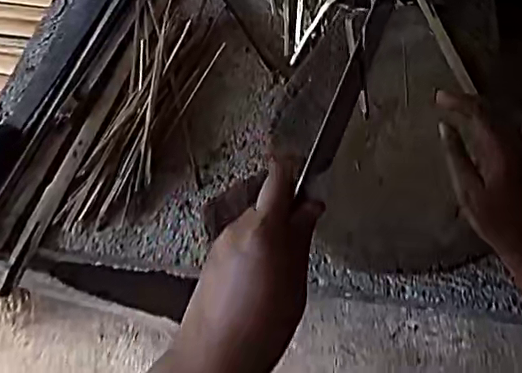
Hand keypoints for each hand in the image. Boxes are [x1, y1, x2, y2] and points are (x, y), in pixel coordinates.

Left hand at [158, 158, 323, 372]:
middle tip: (302, 235)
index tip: (308, 175)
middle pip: (268, 198)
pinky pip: (241, 238)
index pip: (278, 173)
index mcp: (262, 227)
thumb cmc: (255, 331)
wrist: (209, 365)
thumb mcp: (295, 284)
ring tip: (280, 268)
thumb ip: (302, 238)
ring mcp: (222, 242)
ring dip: (270, 231)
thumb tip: (312, 206)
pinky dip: (254, 248)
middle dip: (286, 210)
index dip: (295, 168)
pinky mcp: (212, 258)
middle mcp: (238, 227)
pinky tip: (260, 279)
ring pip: (255, 220)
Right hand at [436, 89, 521, 260]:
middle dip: (465, 100)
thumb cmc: (494, 220)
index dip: (457, 100)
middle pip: (489, 107)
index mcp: (498, 148)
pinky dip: (495, 114)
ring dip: (478, 106)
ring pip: (499, 111)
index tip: (439, 98)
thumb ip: (456, 155)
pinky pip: (511, 121)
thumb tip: (445, 126)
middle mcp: (514, 140)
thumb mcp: (468, 192)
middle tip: (444, 100)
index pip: (477, 111)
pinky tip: (487, 117)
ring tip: (459, 106)